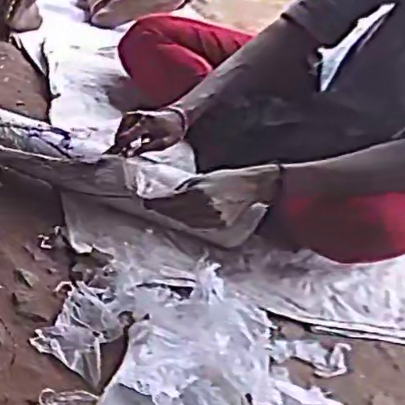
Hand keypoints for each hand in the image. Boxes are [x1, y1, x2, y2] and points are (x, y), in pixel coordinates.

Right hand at [108, 107, 187, 155]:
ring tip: (126, 147)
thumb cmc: (171, 132)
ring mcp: (134, 114)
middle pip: (120, 134)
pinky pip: (122, 126)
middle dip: (120, 144)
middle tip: (122, 153)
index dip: (118, 147)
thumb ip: (143, 149)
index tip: (113, 155)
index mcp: (144, 124)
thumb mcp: (161, 143)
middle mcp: (137, 117)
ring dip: (121, 140)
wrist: (177, 117)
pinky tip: (128, 140)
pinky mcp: (132, 114)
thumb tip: (127, 155)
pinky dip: (123, 134)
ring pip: (120, 130)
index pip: (125, 137)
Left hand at [144, 165, 282, 230]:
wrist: (258, 187)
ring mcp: (210, 218)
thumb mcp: (203, 178)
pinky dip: (188, 221)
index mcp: (196, 192)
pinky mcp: (218, 225)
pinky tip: (187, 216)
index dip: (153, 203)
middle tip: (153, 206)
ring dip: (173, 217)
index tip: (145, 202)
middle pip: (171, 213)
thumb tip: (165, 196)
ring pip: (182, 221)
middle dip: (161, 210)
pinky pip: (195, 225)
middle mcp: (202, 207)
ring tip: (170, 211)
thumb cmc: (230, 179)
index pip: (166, 202)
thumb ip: (183, 188)